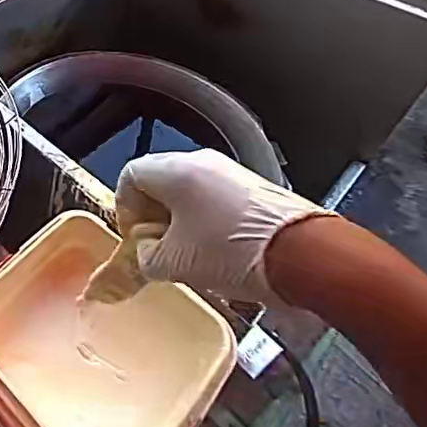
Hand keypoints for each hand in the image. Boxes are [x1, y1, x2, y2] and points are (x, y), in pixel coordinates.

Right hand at [114, 149, 334, 304]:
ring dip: (180, 218)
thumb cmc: (235, 252)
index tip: (133, 236)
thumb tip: (145, 256)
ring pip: (190, 188)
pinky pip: (216, 196)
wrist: (302, 254)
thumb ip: (146, 259)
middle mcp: (202, 161)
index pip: (131, 174)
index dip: (124, 207)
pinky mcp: (254, 188)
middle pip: (160, 179)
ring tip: (188, 254)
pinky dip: (206, 219)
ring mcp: (232, 171)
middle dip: (152, 214)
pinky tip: (217, 251)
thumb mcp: (176, 264)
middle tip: (156, 247)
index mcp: (175, 170)